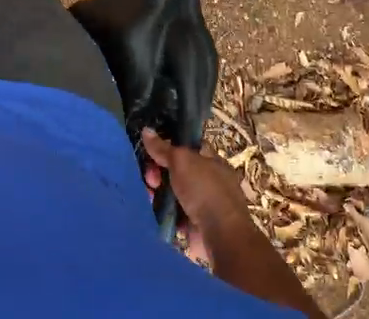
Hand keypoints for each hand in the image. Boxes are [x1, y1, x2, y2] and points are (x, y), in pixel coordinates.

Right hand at [142, 128, 252, 246]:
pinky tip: (154, 210)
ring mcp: (203, 205)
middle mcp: (209, 182)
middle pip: (175, 170)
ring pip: (171, 192)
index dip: (167, 146)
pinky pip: (172, 212)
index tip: (150, 151)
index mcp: (213, 163)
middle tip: (151, 180)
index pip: (187, 148)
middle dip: (158, 172)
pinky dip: (162, 211)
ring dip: (157, 193)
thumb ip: (163, 147)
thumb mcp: (181, 161)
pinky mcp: (195, 224)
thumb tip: (146, 130)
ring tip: (149, 197)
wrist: (221, 237)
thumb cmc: (205, 191)